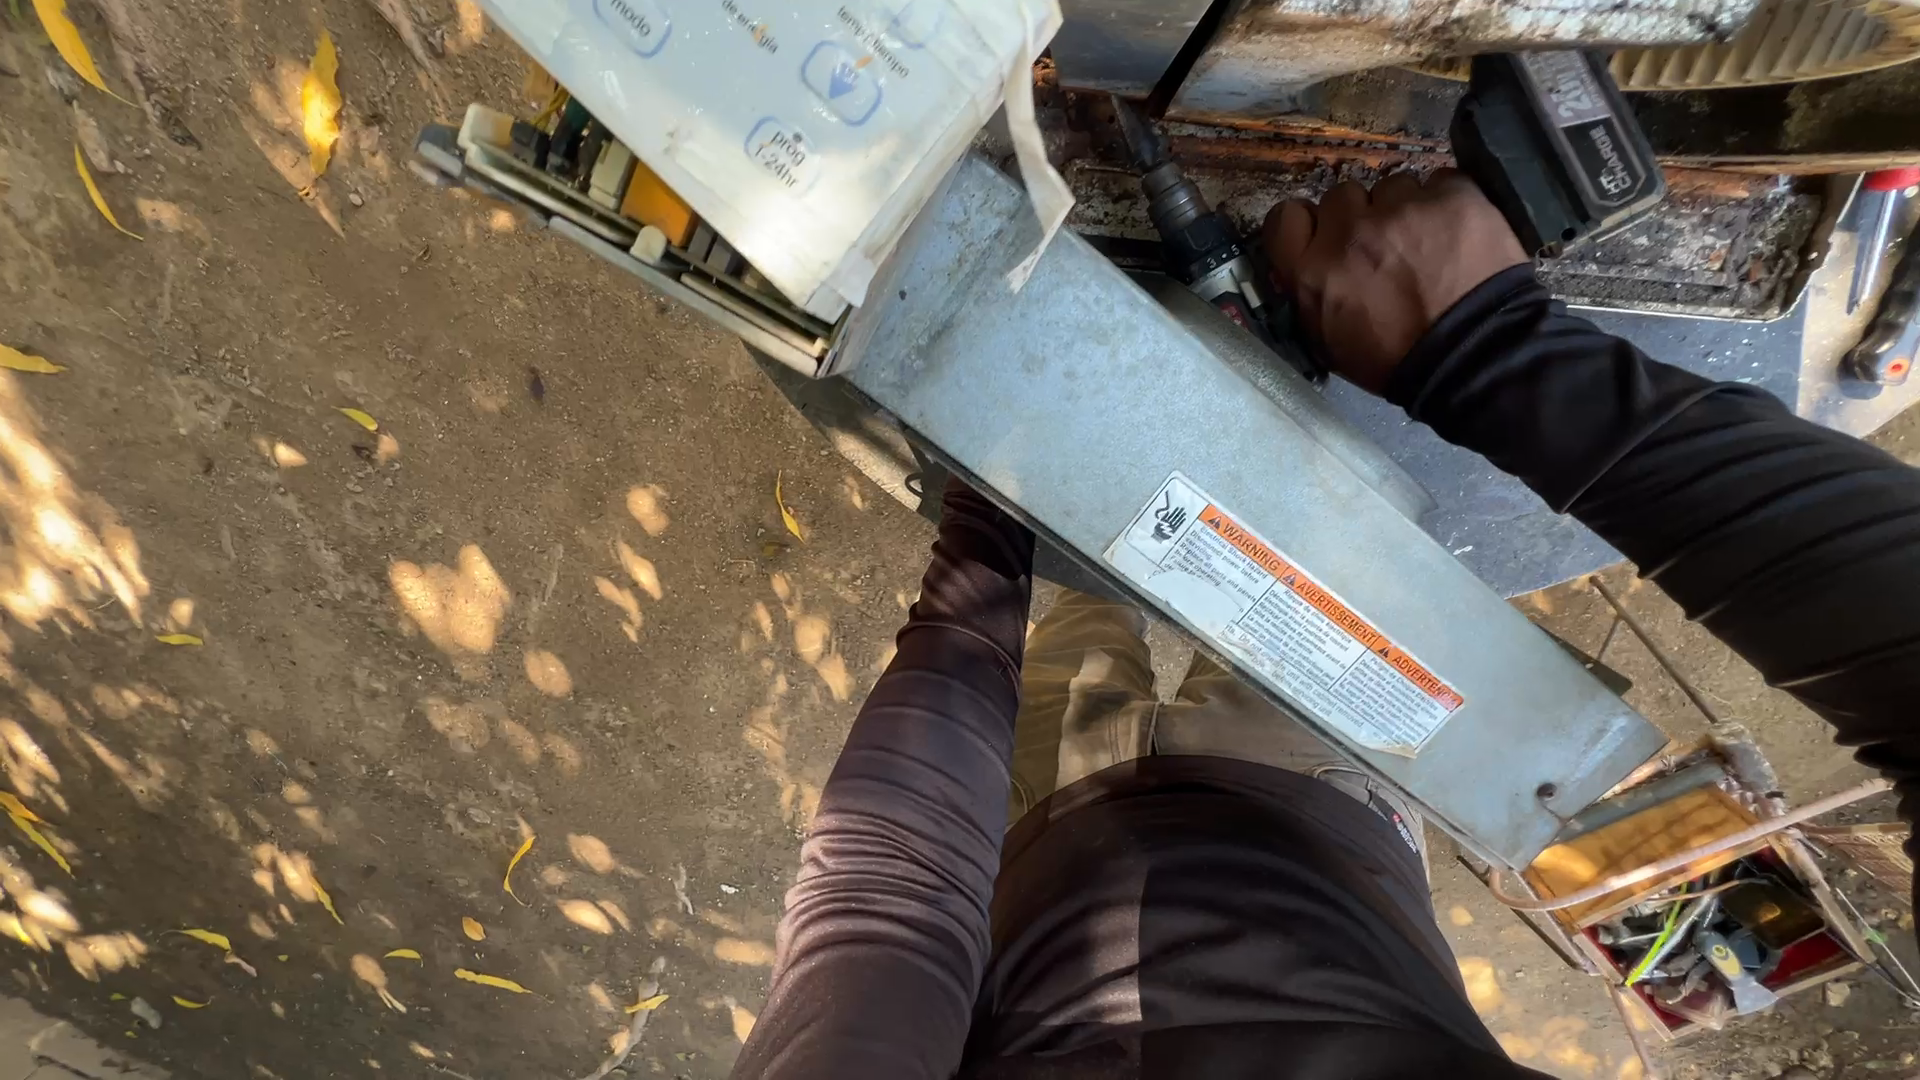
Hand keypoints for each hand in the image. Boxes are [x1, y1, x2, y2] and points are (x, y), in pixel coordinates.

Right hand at [1262, 170, 1528, 394]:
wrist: (1472, 353)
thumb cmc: (1390, 359)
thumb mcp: (1325, 338)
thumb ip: (1309, 291)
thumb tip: (1308, 266)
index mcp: (1310, 272)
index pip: (1285, 217)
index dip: (1303, 224)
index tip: (1318, 237)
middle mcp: (1348, 232)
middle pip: (1339, 196)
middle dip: (1354, 216)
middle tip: (1375, 244)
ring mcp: (1401, 210)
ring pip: (1390, 186)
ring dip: (1399, 208)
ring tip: (1421, 239)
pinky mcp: (1452, 196)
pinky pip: (1439, 182)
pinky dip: (1443, 202)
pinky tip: (1452, 230)